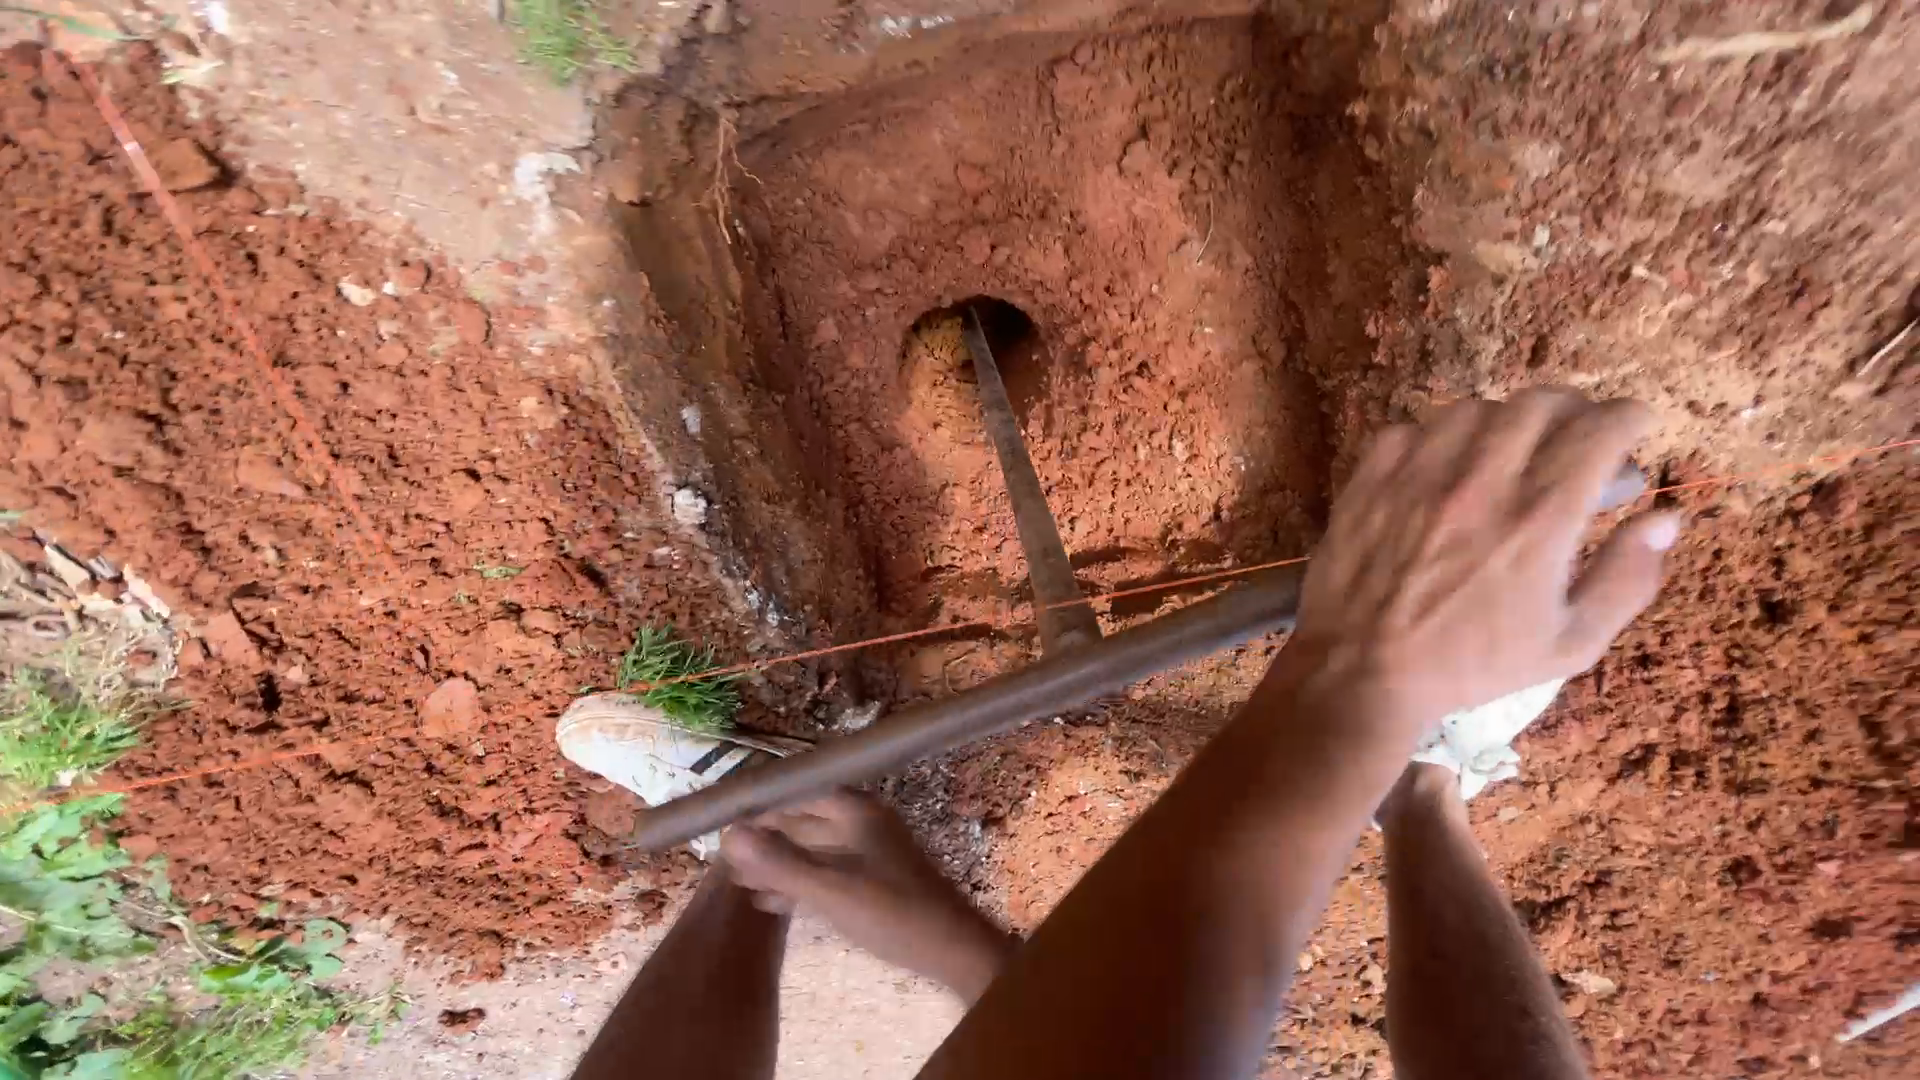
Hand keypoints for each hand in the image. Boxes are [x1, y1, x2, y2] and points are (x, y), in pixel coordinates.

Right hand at [721, 790, 1017, 1001]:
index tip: (727, 815)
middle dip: (768, 836)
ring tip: (738, 881)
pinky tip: (770, 902)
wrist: (951, 948)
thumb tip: (728, 835)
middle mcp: (863, 821)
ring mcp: (869, 849)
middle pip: (806, 819)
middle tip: (725, 855)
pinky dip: (799, 881)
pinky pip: (827, 869)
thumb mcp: (830, 890)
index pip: (801, 790)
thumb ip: (781, 864)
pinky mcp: (872, 877)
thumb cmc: (892, 912)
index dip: (765, 801)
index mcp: (857, 810)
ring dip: (780, 862)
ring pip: (815, 847)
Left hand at [1292, 388, 1679, 720]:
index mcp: (1539, 519)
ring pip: (1466, 410)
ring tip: (1501, 453)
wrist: (1361, 670)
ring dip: (1496, 422)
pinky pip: (1401, 433)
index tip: (1628, 431)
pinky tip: (1434, 469)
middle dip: (1568, 410)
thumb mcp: (1569, 644)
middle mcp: (1478, 486)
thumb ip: (1627, 578)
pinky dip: (1427, 441)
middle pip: (1535, 404)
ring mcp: (1413, 482)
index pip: (1599, 427)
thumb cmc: (1469, 665)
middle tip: (1568, 437)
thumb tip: (1666, 519)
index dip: (1626, 419)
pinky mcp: (1364, 487)